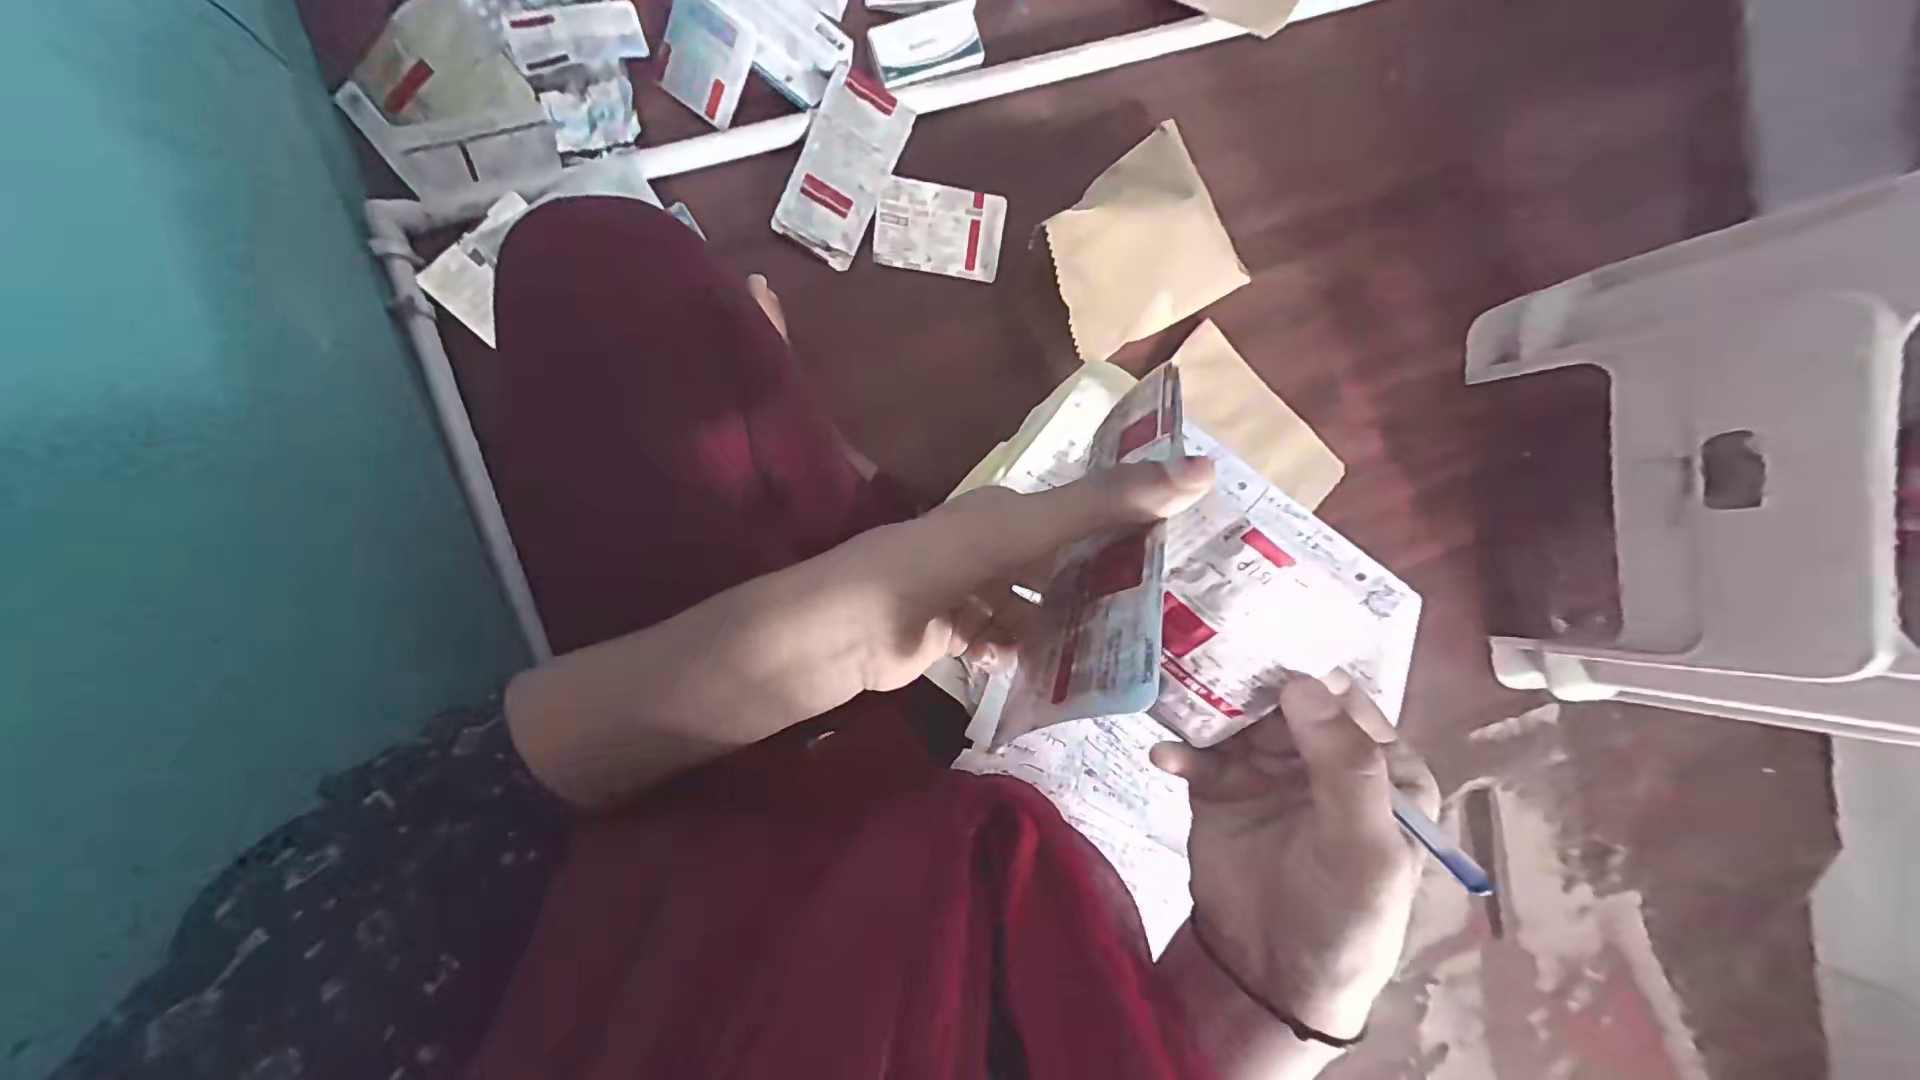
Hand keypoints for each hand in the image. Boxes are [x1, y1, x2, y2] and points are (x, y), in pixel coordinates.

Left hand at [841, 457, 1214, 693]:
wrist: (850, 628)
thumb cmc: (940, 564)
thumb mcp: (1025, 530)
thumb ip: (1102, 504)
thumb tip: (1198, 470)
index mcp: (1007, 510)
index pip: (1082, 512)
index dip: (1127, 528)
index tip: (1177, 557)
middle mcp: (991, 544)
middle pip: (1059, 564)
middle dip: (1097, 589)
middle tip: (1152, 619)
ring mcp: (969, 589)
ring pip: (1031, 608)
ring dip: (1057, 629)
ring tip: (1104, 654)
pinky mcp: (951, 631)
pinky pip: (998, 640)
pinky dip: (1012, 652)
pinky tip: (1022, 664)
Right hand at [1151, 677, 1437, 1039]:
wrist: (1268, 973)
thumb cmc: (1341, 914)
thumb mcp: (1365, 849)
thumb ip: (1346, 767)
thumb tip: (1302, 683)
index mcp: (1376, 764)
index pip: (1342, 698)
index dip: (1305, 670)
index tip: (1260, 645)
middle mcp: (1319, 755)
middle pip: (1279, 698)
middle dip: (1245, 681)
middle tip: (1205, 660)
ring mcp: (1265, 768)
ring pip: (1233, 717)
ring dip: (1204, 707)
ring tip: (1174, 694)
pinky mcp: (1219, 785)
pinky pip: (1197, 753)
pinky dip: (1180, 750)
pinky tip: (1164, 757)